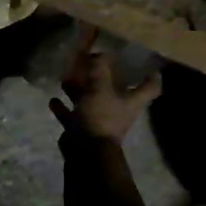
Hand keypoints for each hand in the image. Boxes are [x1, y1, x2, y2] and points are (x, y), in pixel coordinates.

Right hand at [49, 26, 162, 141]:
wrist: (86, 152)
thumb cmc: (100, 117)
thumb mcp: (100, 88)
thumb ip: (100, 69)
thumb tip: (102, 53)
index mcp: (131, 101)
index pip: (150, 87)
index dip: (152, 76)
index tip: (149, 64)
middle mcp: (118, 111)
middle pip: (116, 92)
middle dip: (105, 78)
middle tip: (95, 62)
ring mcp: (99, 122)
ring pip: (91, 102)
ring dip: (80, 91)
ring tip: (68, 77)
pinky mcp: (82, 131)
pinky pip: (72, 116)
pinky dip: (64, 108)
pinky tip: (54, 99)